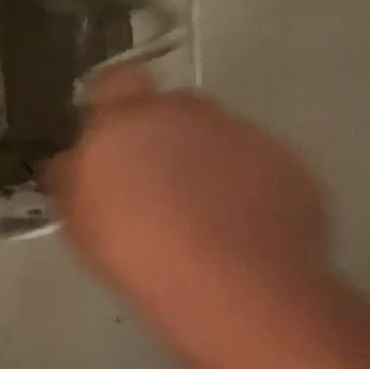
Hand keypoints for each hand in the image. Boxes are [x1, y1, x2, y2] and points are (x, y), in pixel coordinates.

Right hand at [49, 66, 330, 310]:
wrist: (232, 288)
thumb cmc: (131, 247)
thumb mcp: (74, 212)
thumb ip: (74, 172)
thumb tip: (79, 158)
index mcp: (128, 121)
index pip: (118, 80)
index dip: (112, 100)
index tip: (107, 130)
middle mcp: (190, 116)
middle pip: (173, 106)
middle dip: (161, 132)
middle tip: (149, 177)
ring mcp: (249, 138)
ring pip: (218, 136)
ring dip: (204, 159)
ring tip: (197, 210)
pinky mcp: (295, 168)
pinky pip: (258, 165)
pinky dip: (245, 185)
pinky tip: (234, 225)